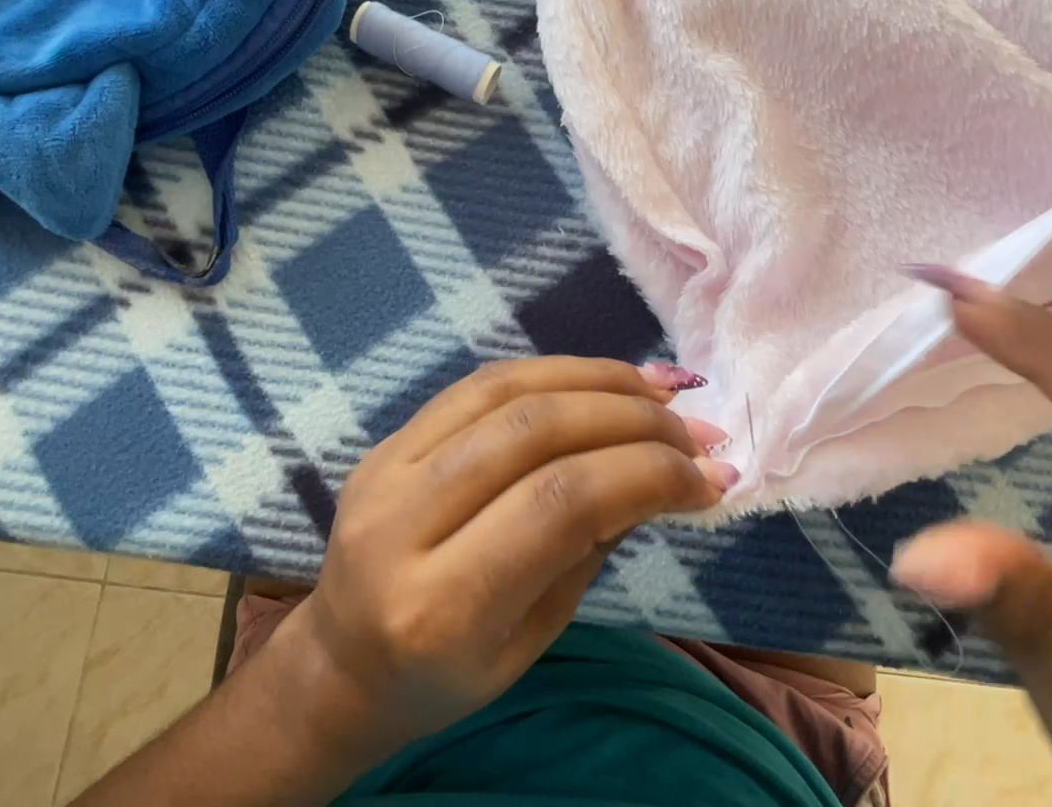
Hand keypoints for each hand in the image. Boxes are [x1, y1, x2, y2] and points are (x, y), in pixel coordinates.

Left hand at [279, 357, 733, 752]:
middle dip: (629, 419)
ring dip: (594, 380)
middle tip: (693, 429)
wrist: (341, 665)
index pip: (559, 504)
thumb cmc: (443, 679)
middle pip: (532, 433)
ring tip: (656, 392)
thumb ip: (588, 550)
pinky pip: (475, 386)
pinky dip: (548, 372)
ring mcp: (383, 470)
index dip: (646, 474)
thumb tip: (662, 473)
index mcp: (439, 605)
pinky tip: (597, 380)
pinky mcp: (384, 442)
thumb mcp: (531, 640)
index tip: (710, 476)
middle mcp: (401, 524)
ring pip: (503, 392)